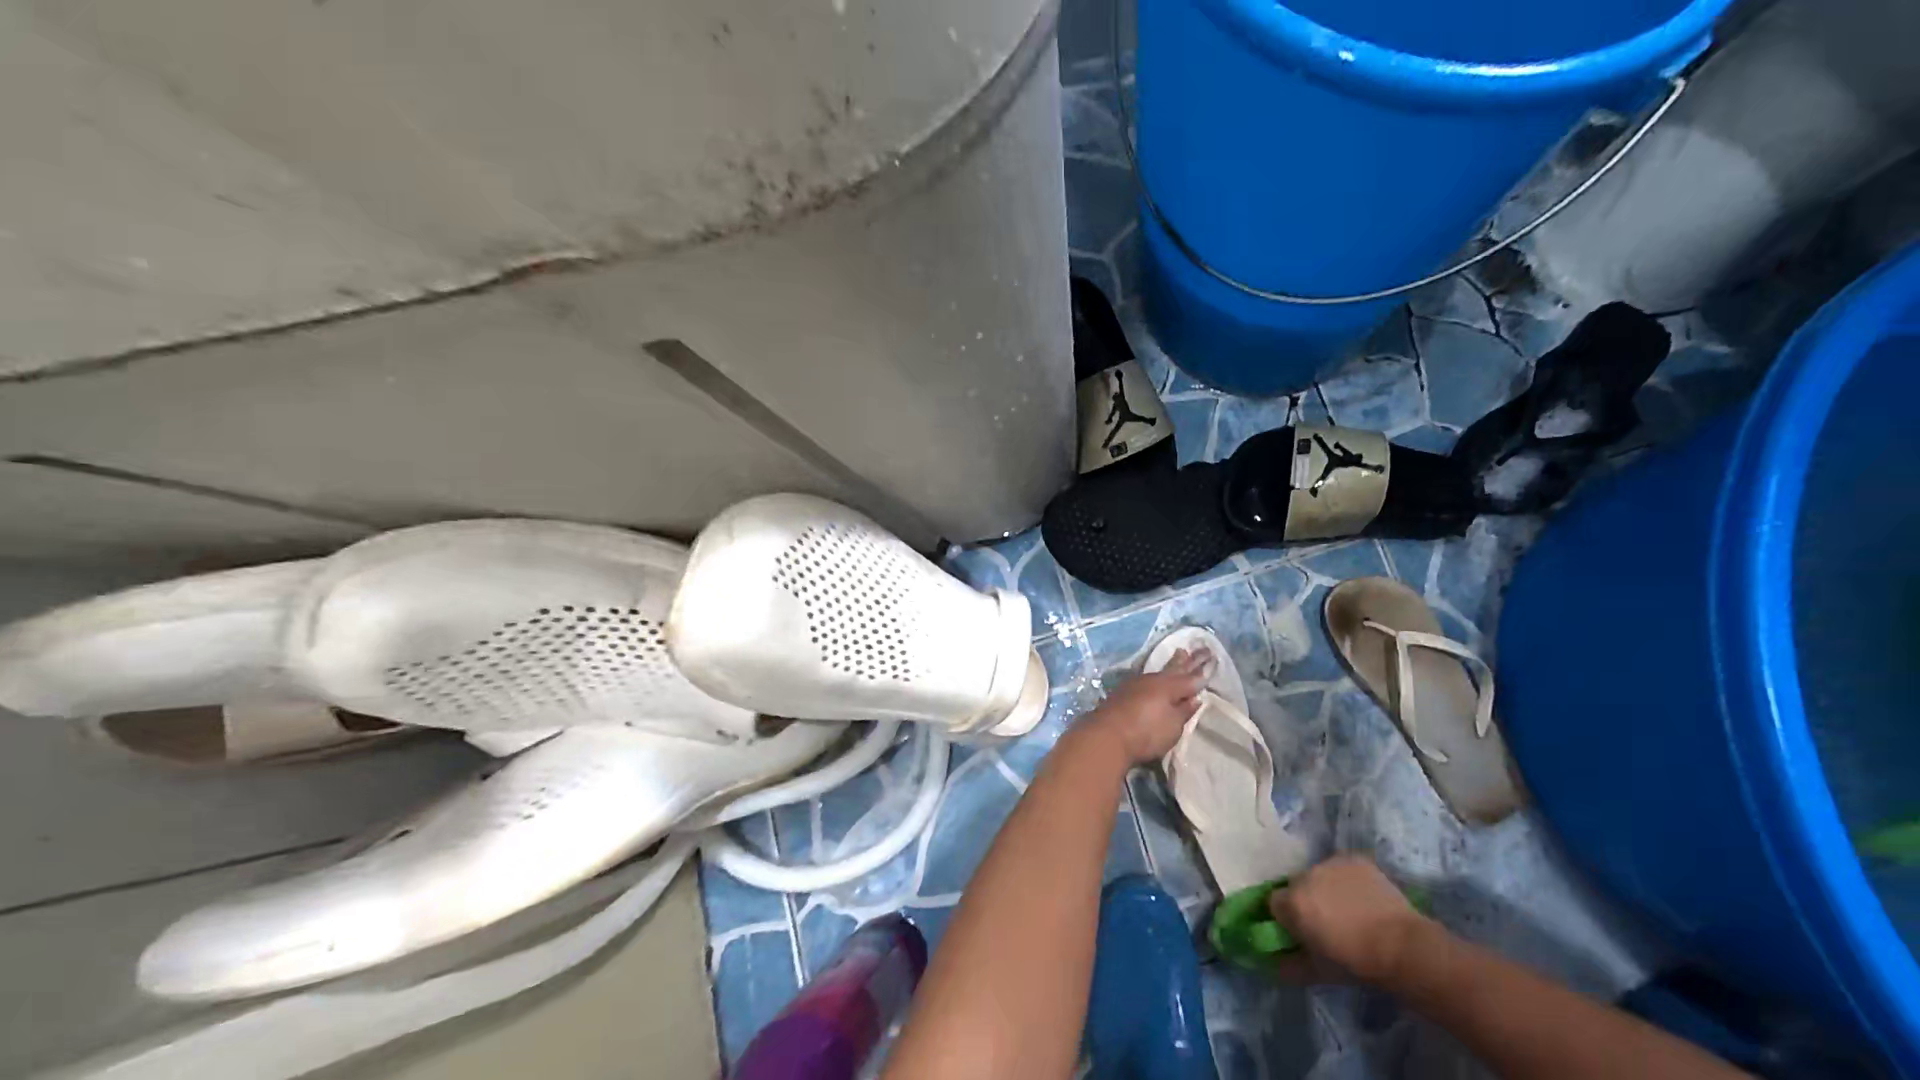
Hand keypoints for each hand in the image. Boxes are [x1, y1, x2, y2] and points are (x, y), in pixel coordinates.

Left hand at [1074, 648, 1209, 764]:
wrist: (1106, 735)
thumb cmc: (1145, 732)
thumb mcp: (1172, 726)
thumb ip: (1183, 711)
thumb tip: (1194, 698)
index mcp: (1169, 686)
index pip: (1191, 678)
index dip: (1202, 670)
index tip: (1212, 658)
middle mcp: (1152, 680)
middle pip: (1174, 669)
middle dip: (1188, 660)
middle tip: (1198, 648)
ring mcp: (1136, 685)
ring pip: (1159, 672)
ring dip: (1172, 664)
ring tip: (1180, 654)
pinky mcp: (1123, 693)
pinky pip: (1147, 679)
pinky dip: (1157, 676)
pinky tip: (1156, 677)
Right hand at [1268, 855, 1431, 984]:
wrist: (1404, 947)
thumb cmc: (1358, 962)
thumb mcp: (1319, 971)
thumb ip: (1289, 965)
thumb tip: (1272, 965)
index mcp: (1292, 902)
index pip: (1274, 902)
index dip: (1288, 917)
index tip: (1303, 930)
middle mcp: (1304, 876)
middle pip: (1296, 885)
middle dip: (1306, 900)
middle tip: (1328, 921)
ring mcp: (1330, 863)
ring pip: (1318, 874)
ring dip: (1325, 887)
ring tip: (1349, 908)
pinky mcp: (1354, 858)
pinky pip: (1341, 867)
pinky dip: (1346, 879)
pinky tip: (1362, 896)